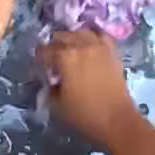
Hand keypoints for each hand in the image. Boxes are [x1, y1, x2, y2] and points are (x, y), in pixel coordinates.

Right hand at [41, 31, 142, 150]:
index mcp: (65, 57)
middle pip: (62, 37)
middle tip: (51, 59)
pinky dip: (92, 38)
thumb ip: (49, 89)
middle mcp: (82, 45)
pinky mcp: (113, 53)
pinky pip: (100, 37)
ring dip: (72, 38)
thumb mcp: (57, 106)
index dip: (38, 57)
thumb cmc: (85, 115)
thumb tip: (51, 81)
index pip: (45, 50)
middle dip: (53, 46)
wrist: (118, 121)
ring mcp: (99, 47)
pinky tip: (89, 46)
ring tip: (69, 50)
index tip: (37, 65)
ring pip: (81, 32)